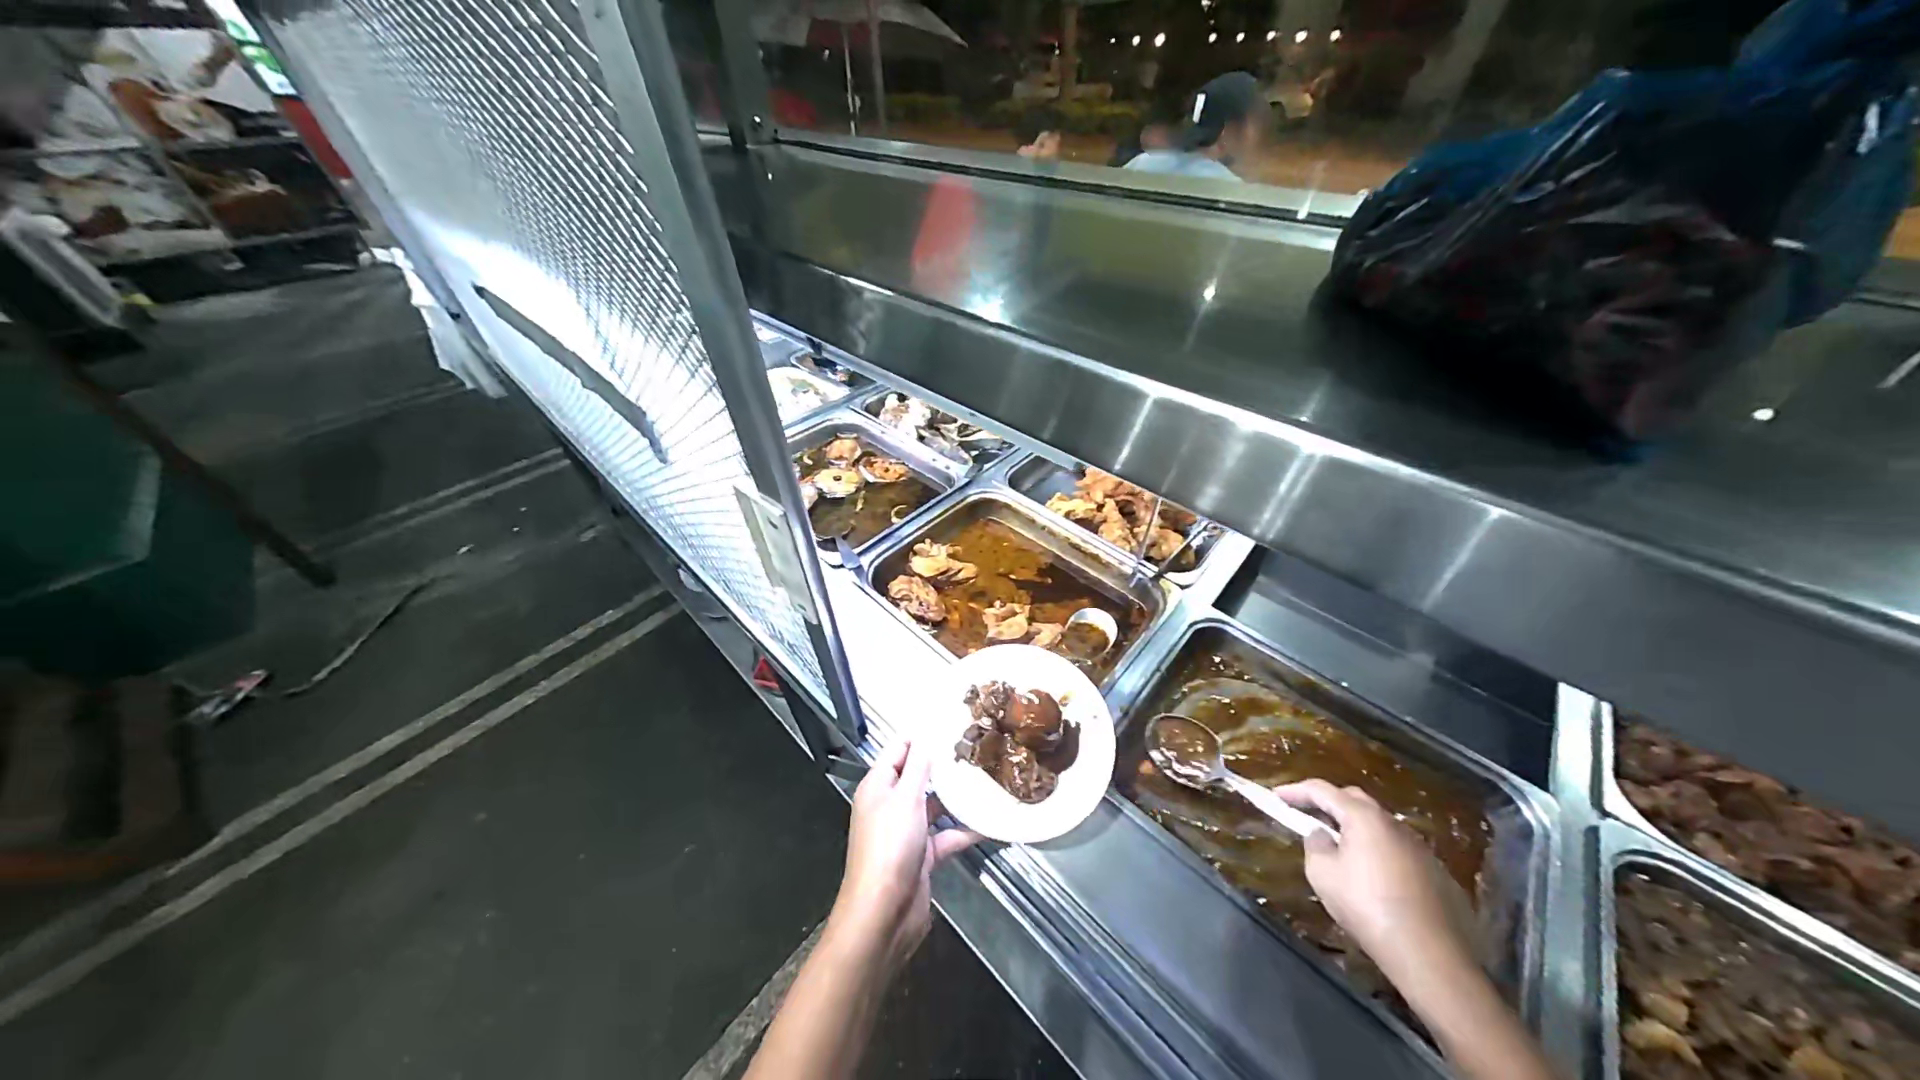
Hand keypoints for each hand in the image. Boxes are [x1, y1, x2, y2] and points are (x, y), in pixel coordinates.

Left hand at [830, 737, 981, 972]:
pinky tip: (989, 822)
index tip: (951, 721)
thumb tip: (924, 736)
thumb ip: (918, 767)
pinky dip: (964, 831)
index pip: (898, 750)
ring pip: (935, 806)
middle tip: (977, 748)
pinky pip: (946, 836)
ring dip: (957, 798)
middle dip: (944, 766)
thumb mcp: (905, 798)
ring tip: (987, 779)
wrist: (884, 912)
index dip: (921, 736)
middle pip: (918, 777)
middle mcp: (889, 805)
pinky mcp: (922, 856)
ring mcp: (906, 832)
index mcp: (878, 786)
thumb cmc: (890, 847)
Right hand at [1271, 780, 1476, 976]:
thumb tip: (1322, 835)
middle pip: (1354, 799)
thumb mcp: (1322, 874)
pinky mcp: (1435, 871)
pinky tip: (1372, 876)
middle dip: (1327, 802)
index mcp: (1363, 817)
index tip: (1277, 796)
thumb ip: (1315, 844)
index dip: (1296, 790)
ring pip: (1378, 824)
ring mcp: (1419, 847)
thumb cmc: (1366, 906)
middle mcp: (1393, 824)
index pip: (1322, 790)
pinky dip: (1376, 849)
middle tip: (1306, 814)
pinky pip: (1396, 848)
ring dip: (1354, 827)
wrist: (1429, 954)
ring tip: (1338, 846)